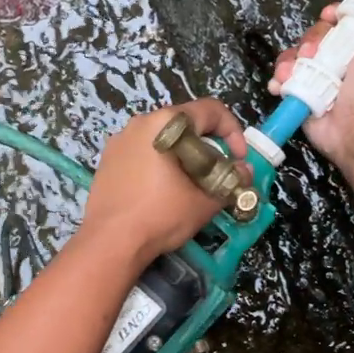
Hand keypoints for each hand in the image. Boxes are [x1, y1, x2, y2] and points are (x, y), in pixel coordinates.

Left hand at [80, 99, 247, 262]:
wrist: (110, 242)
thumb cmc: (160, 216)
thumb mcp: (204, 201)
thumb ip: (231, 180)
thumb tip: (245, 170)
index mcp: (166, 123)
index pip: (210, 110)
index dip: (233, 131)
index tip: (238, 159)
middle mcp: (140, 122)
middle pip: (185, 123)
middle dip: (208, 145)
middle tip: (217, 173)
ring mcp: (120, 139)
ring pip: (163, 137)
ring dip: (184, 154)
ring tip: (191, 183)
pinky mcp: (108, 158)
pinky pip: (143, 150)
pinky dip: (160, 162)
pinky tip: (162, 189)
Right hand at [268, 0, 353, 171]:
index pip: (341, 20)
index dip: (332, 15)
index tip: (328, 18)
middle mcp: (339, 59)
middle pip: (314, 36)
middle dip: (308, 42)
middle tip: (310, 56)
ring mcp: (319, 78)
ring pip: (295, 56)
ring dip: (287, 61)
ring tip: (289, 76)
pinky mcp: (302, 96)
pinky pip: (284, 80)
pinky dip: (278, 80)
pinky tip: (279, 87)